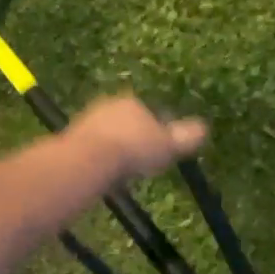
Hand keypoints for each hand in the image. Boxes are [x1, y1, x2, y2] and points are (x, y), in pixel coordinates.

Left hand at [66, 96, 206, 178]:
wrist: (90, 157)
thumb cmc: (135, 148)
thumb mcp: (168, 144)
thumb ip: (186, 136)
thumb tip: (202, 128)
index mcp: (131, 102)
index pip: (151, 113)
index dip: (159, 131)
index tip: (163, 149)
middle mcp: (107, 105)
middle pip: (127, 122)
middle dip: (135, 138)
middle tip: (144, 161)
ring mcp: (87, 119)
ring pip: (109, 133)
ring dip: (117, 148)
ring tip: (125, 169)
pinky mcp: (72, 137)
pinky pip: (93, 147)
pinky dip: (101, 156)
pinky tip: (106, 171)